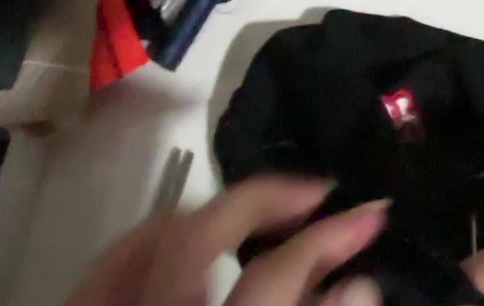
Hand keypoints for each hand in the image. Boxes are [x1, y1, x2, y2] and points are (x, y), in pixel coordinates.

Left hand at [66, 175, 387, 305]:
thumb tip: (362, 289)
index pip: (268, 284)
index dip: (325, 243)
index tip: (371, 221)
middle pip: (198, 237)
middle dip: (266, 199)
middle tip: (321, 194)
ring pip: (150, 238)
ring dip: (213, 213)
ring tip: (267, 211)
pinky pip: (112, 268)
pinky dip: (159, 239)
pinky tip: (198, 240)